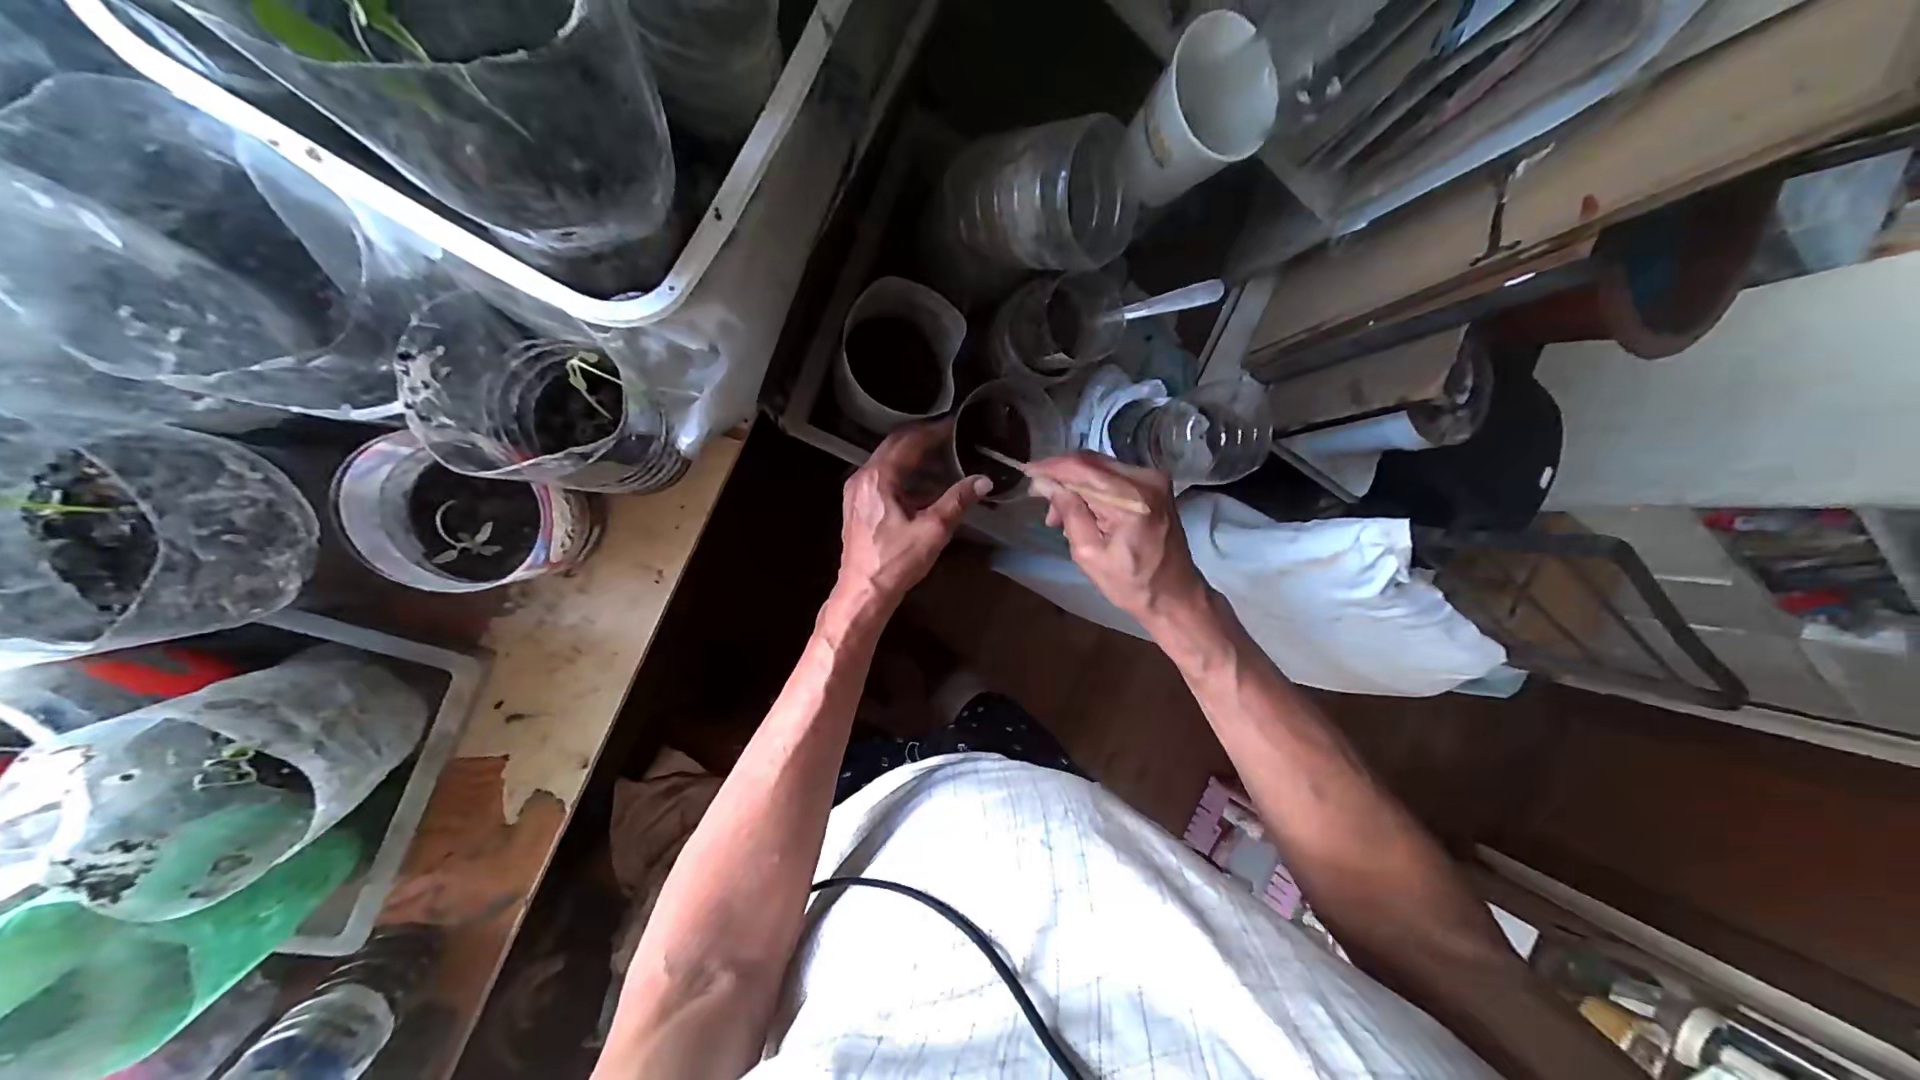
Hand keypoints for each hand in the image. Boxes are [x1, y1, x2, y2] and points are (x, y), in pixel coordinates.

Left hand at [836, 422, 990, 612]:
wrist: (863, 593)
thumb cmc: (896, 562)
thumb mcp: (933, 530)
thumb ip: (957, 500)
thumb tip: (983, 480)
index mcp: (878, 478)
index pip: (908, 441)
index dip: (933, 431)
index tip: (955, 426)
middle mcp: (863, 478)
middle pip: (895, 447)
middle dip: (923, 440)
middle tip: (951, 439)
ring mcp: (857, 492)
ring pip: (888, 463)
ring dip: (915, 460)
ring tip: (943, 461)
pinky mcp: (858, 506)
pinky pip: (883, 479)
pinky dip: (905, 477)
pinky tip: (925, 488)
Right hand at [1027, 453, 1208, 626]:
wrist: (1176, 595)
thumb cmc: (1132, 584)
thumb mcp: (1089, 555)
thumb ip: (1070, 513)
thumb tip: (1047, 484)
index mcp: (1131, 500)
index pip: (1082, 468)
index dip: (1051, 467)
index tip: (1028, 472)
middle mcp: (1146, 479)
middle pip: (1091, 462)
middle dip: (1062, 478)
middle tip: (1045, 506)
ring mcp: (1154, 479)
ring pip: (1100, 467)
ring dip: (1076, 485)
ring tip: (1061, 516)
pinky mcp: (1155, 484)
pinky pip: (1113, 475)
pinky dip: (1093, 487)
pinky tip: (1084, 510)